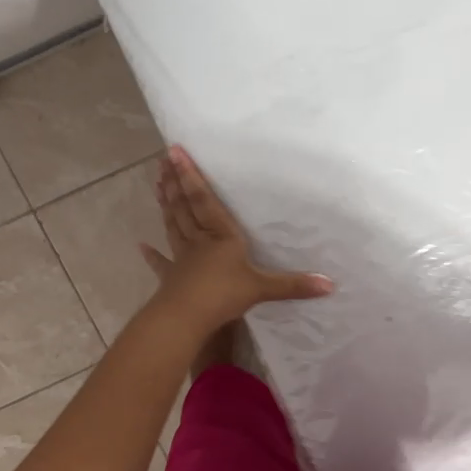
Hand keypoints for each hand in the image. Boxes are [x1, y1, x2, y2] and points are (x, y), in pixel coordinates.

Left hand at [140, 146, 333, 332]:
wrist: (186, 318)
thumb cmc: (223, 295)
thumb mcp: (262, 289)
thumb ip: (293, 285)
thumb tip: (330, 285)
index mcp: (221, 236)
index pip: (204, 200)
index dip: (191, 176)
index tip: (175, 152)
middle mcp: (199, 241)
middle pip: (184, 207)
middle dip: (174, 183)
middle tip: (161, 161)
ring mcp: (181, 259)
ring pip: (173, 225)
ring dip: (165, 204)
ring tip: (157, 184)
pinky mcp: (172, 278)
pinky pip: (161, 262)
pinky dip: (151, 254)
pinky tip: (140, 245)